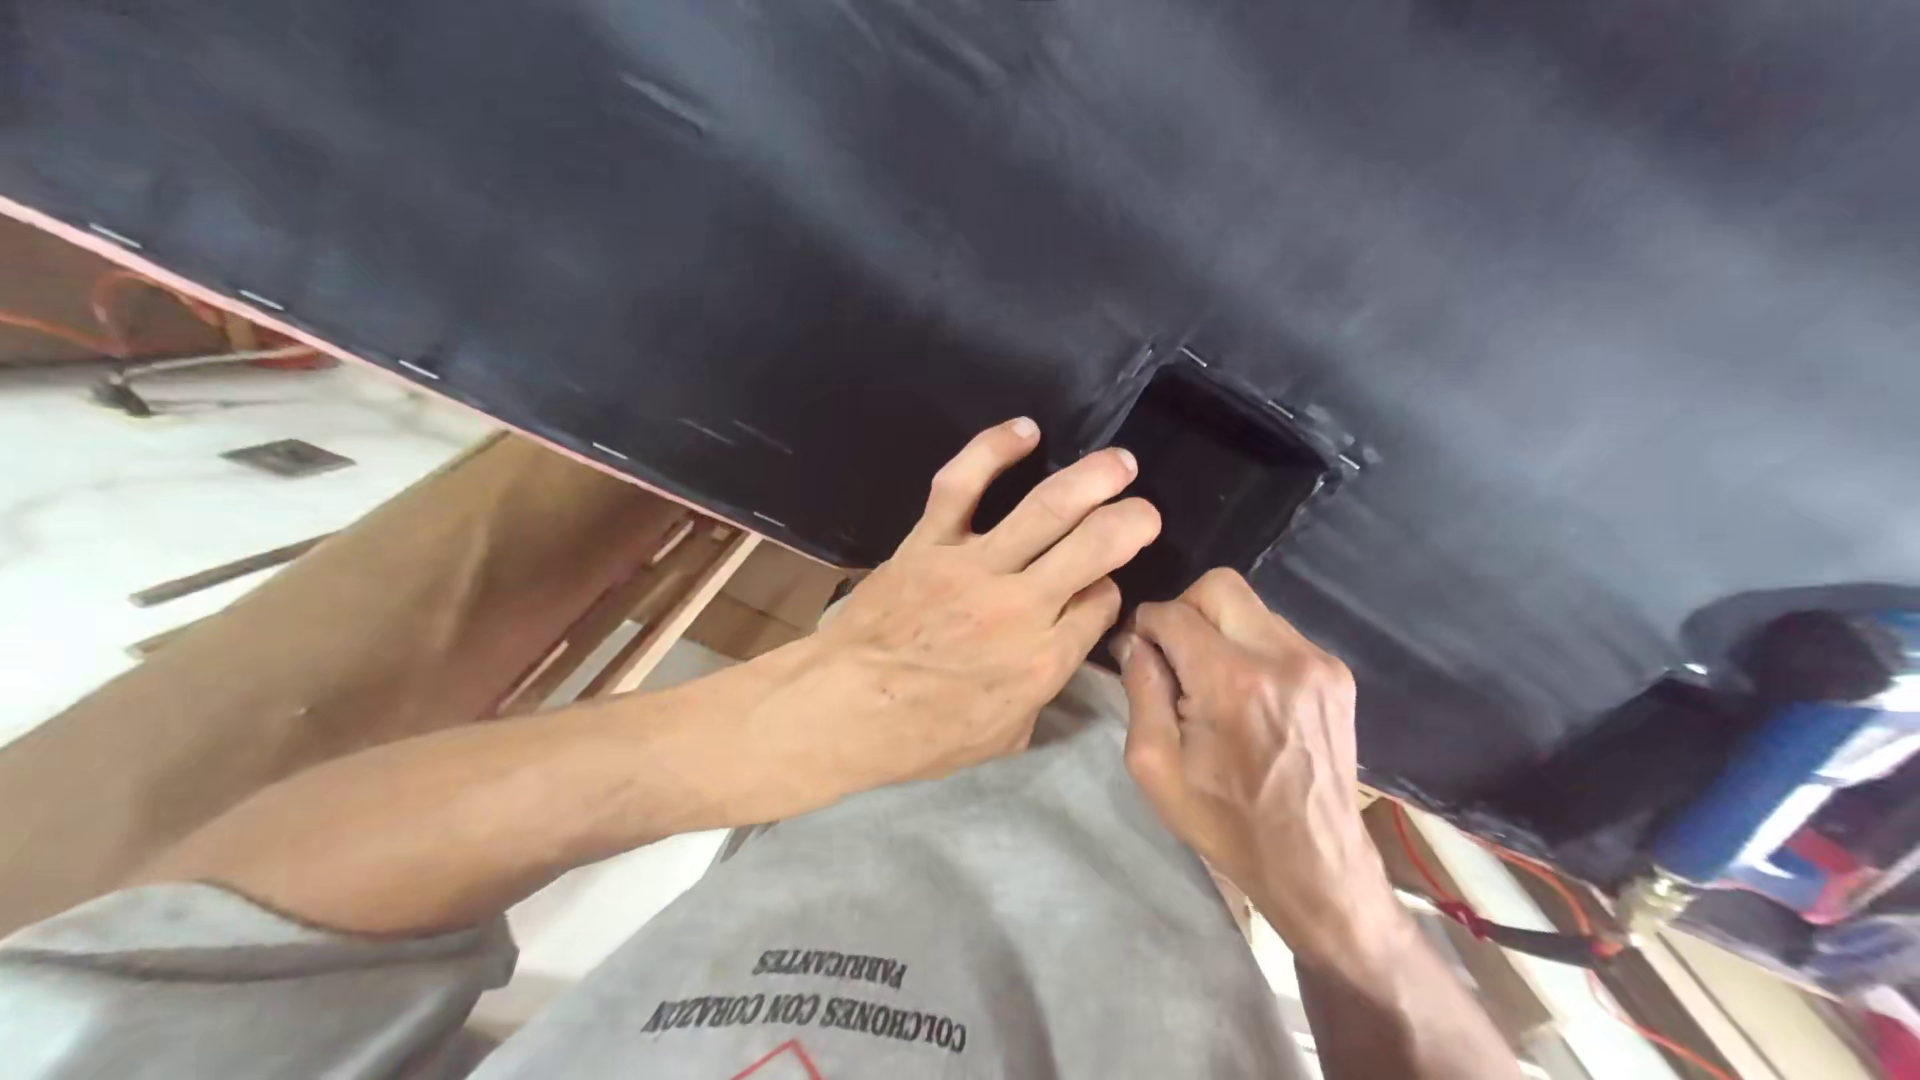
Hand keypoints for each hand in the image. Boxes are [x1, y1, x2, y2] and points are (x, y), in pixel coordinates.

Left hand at [747, 418, 1159, 810]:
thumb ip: (1041, 693)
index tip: (1100, 586)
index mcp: (1043, 659)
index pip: (1101, 603)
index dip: (1109, 589)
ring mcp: (973, 566)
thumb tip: (1059, 651)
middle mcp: (1020, 606)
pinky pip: (962, 485)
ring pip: (1045, 510)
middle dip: (1131, 522)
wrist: (841, 709)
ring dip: (1091, 479)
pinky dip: (993, 449)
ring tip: (1120, 463)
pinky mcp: (928, 541)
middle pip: (1095, 548)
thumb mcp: (1005, 736)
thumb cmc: (922, 737)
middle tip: (1146, 511)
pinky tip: (1026, 429)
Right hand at [1116, 569, 1388, 964]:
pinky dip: (1249, 645)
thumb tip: (1134, 641)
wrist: (1315, 865)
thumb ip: (1140, 690)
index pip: (1174, 613)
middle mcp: (1282, 657)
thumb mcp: (1154, 766)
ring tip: (1211, 680)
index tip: (1138, 652)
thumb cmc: (1224, 822)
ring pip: (1250, 606)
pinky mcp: (1337, 674)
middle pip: (1219, 586)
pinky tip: (1246, 691)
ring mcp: (1318, 662)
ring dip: (1218, 628)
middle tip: (1173, 656)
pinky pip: (1277, 631)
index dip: (1146, 626)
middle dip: (1184, 610)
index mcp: (1232, 682)